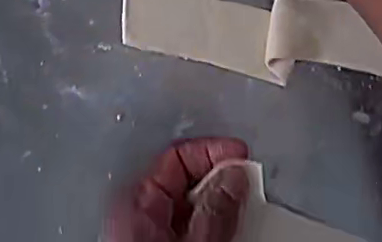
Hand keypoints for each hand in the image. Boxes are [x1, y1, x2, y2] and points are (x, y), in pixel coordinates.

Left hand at [102, 137, 251, 241]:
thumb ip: (212, 209)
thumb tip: (235, 174)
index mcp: (134, 200)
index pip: (177, 155)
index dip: (211, 150)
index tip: (240, 153)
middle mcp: (135, 213)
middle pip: (184, 177)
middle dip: (218, 175)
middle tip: (247, 181)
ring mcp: (143, 232)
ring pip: (187, 202)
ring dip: (216, 200)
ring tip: (242, 205)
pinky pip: (184, 222)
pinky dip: (208, 220)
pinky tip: (226, 225)